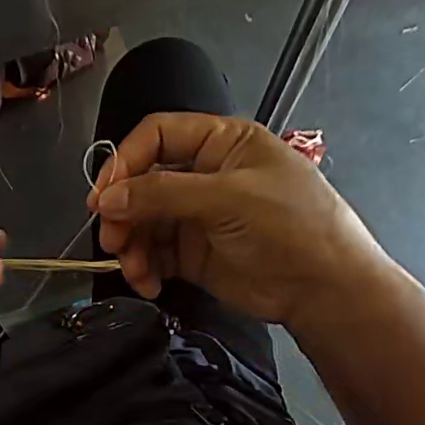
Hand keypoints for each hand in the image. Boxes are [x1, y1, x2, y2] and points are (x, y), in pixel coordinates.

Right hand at [87, 112, 403, 328]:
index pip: (158, 137)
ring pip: (147, 225)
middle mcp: (206, 177)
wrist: (321, 287)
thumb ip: (164, 194)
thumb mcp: (227, 197)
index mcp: (221, 143)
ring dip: (133, 247)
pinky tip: (149, 283)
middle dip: (125, 213)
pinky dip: (148, 270)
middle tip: (113, 241)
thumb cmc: (289, 226)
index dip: (125, 162)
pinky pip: (159, 257)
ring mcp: (201, 218)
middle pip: (145, 185)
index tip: (104, 196)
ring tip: (134, 270)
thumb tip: (110, 198)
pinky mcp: (198, 256)